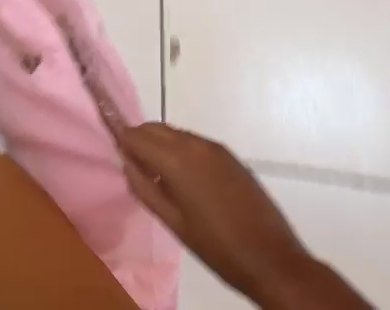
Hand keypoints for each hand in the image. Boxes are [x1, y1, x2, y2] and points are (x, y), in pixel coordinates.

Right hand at [119, 124, 368, 309]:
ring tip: (161, 176)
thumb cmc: (217, 247)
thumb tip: (126, 162)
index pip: (136, 135)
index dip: (122, 140)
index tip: (115, 151)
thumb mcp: (173, 223)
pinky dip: (182, 150)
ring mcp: (215, 148)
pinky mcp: (231, 156)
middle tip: (135, 165)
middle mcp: (194, 145)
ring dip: (161, 144)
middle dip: (140, 140)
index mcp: (176, 161)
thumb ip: (144, 188)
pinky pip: (195, 142)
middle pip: (154, 128)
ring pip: (175, 133)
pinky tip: (187, 179)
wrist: (274, 261)